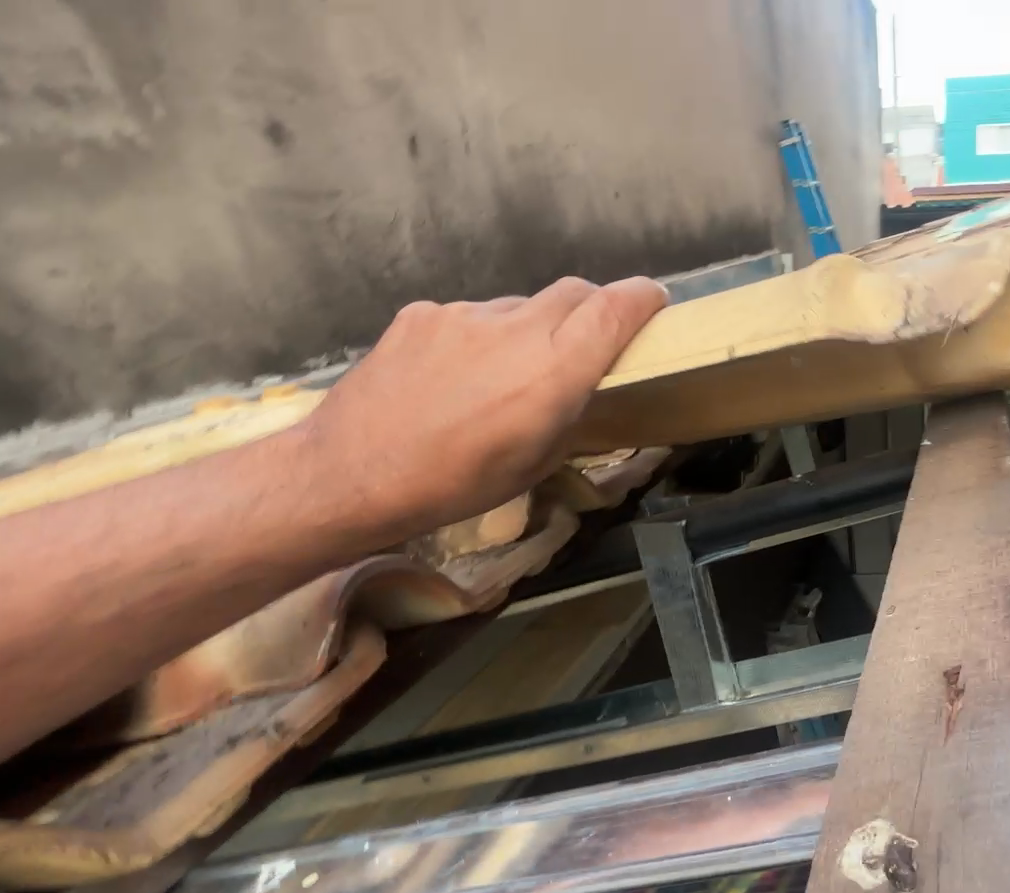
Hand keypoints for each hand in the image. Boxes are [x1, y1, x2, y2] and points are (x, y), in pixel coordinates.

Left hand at [297, 276, 667, 541]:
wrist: (354, 471)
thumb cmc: (459, 484)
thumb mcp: (538, 462)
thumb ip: (570, 411)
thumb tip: (579, 387)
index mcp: (555, 371)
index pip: (614, 310)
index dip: (643, 298)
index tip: (655, 301)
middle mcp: (517, 329)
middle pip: (575, 292)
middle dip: (594, 308)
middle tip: (590, 340)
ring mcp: (465, 315)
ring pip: (522, 306)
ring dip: (534, 328)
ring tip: (510, 373)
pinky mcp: (423, 313)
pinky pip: (473, 316)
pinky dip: (485, 337)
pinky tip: (460, 375)